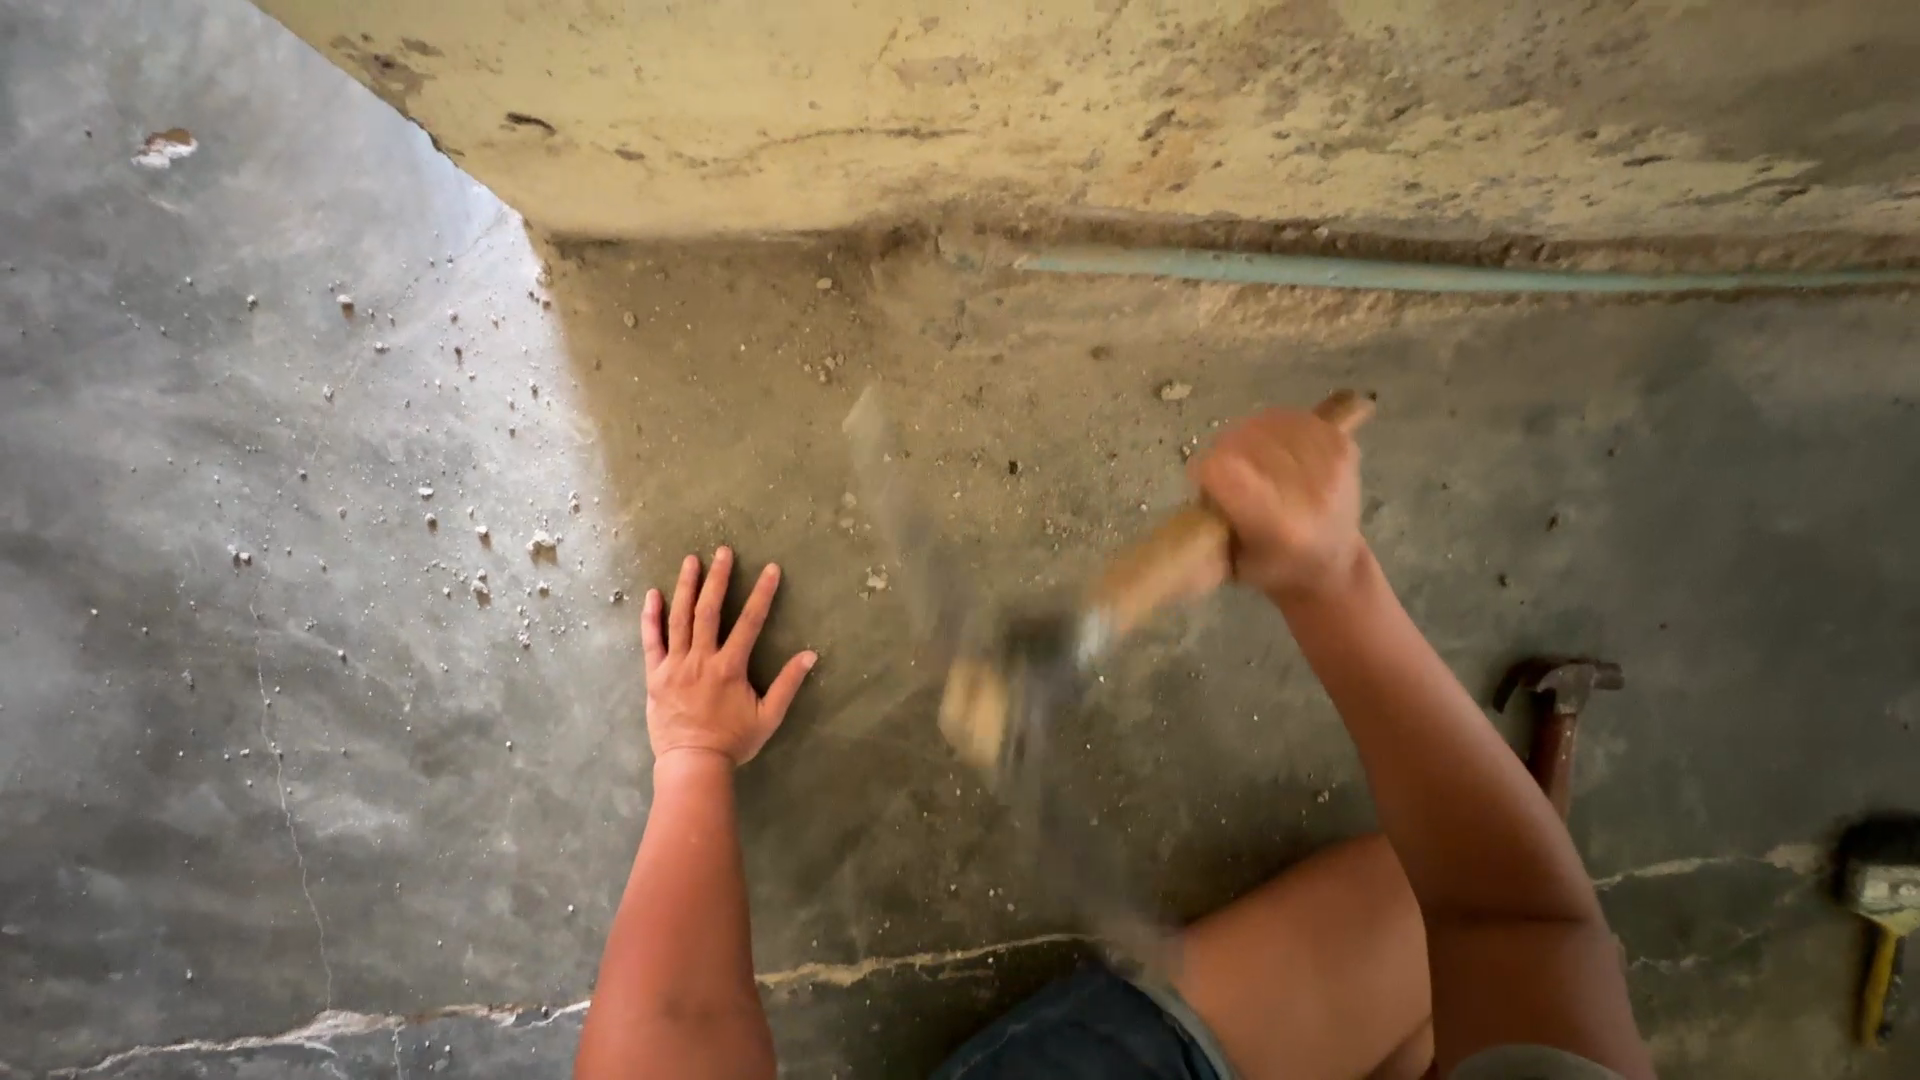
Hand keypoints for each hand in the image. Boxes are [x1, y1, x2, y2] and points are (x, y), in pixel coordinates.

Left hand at [641, 547, 816, 765]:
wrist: (692, 765)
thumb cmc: (733, 741)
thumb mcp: (769, 716)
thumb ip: (788, 684)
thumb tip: (810, 655)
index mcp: (730, 667)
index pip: (750, 622)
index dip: (763, 594)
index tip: (771, 569)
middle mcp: (701, 660)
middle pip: (709, 611)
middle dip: (719, 578)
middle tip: (724, 551)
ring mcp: (674, 666)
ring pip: (679, 619)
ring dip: (686, 587)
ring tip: (691, 560)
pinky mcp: (654, 676)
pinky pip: (651, 641)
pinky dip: (651, 616)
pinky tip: (654, 594)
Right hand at [1190, 406, 1364, 600]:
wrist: (1334, 562)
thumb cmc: (1271, 567)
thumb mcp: (1227, 564)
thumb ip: (1203, 529)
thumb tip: (1195, 483)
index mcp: (1279, 524)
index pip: (1223, 468)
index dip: (1204, 469)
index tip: (1205, 483)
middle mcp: (1310, 490)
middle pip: (1239, 440)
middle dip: (1224, 453)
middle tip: (1231, 478)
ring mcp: (1330, 462)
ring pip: (1261, 423)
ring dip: (1247, 439)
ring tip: (1254, 464)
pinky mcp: (1341, 442)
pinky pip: (1288, 416)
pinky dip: (1273, 429)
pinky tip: (1275, 451)